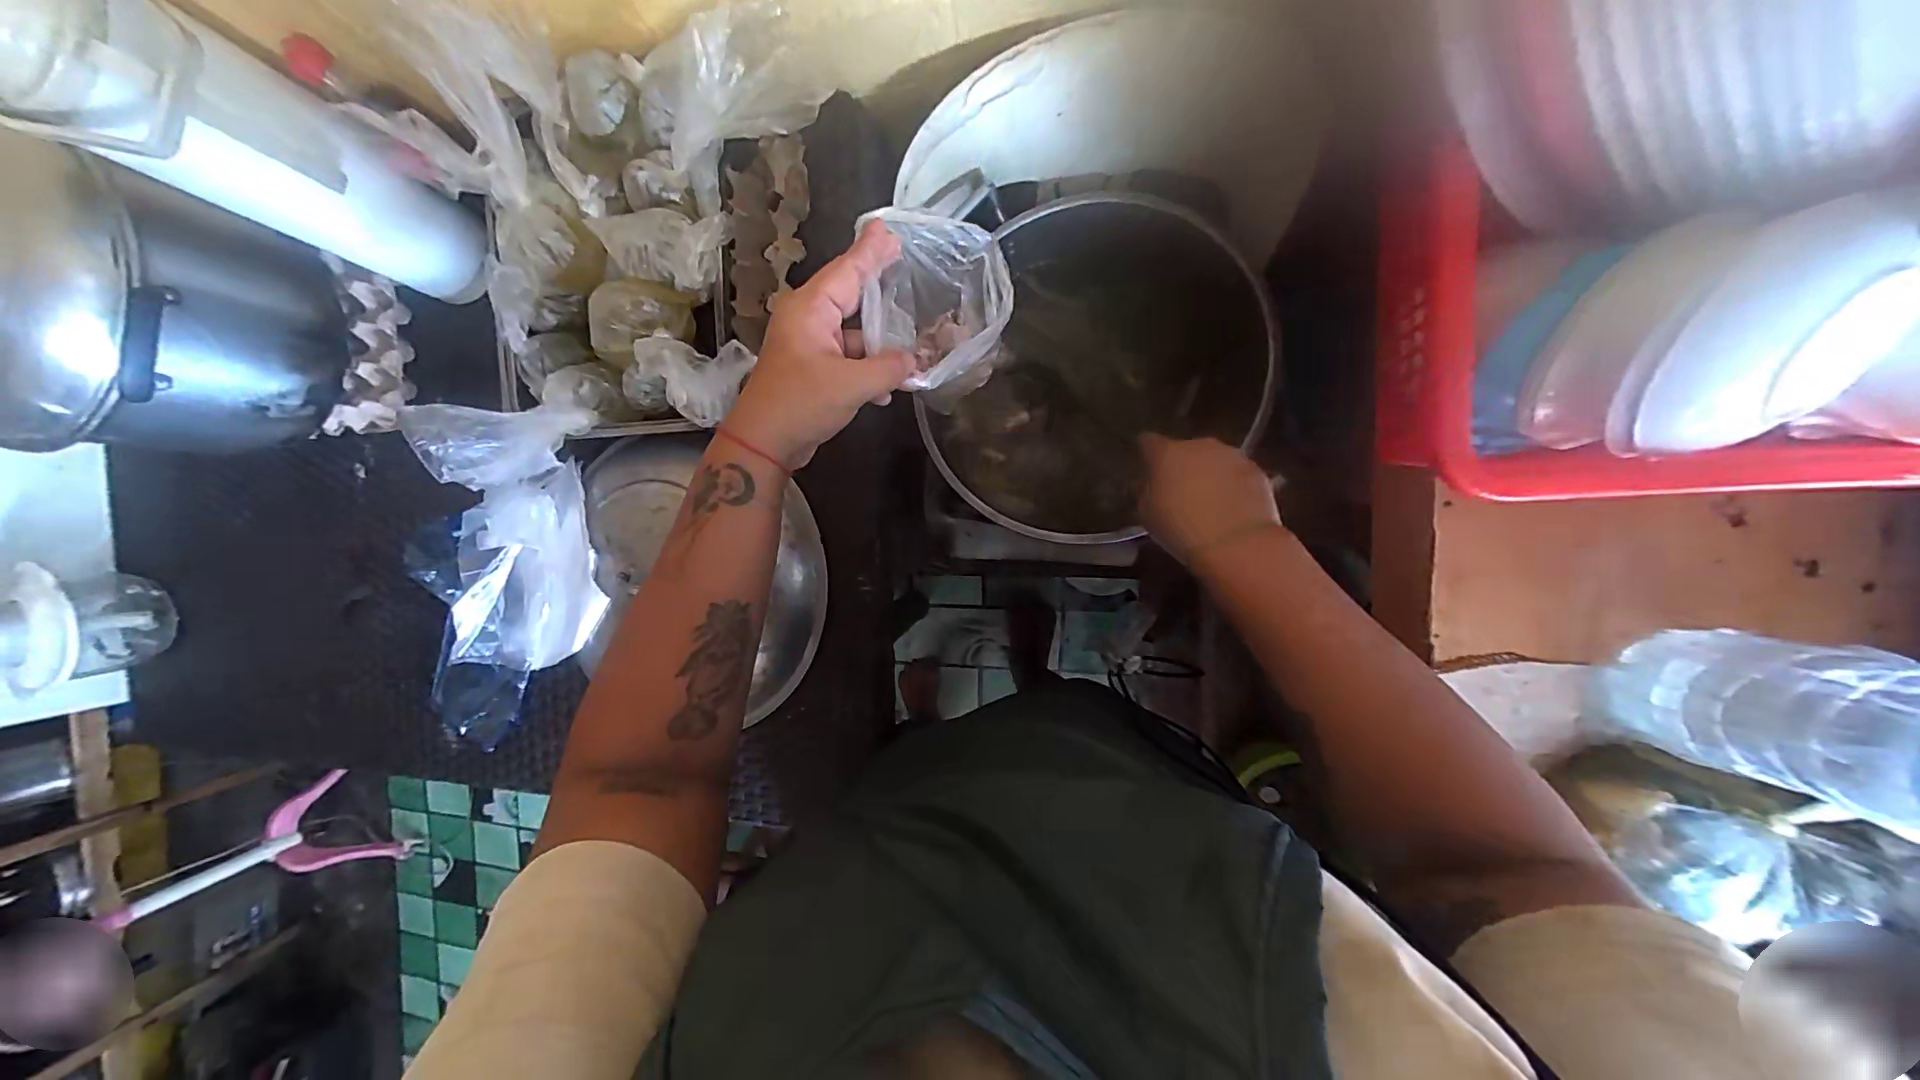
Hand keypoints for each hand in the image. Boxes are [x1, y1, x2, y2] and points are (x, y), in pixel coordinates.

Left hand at [724, 221, 916, 468]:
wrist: (764, 442)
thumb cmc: (800, 404)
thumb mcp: (851, 385)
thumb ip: (888, 369)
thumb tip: (913, 362)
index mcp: (811, 310)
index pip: (848, 271)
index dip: (871, 251)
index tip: (890, 230)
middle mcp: (809, 319)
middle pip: (852, 296)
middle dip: (880, 284)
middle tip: (904, 258)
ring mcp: (811, 345)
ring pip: (855, 334)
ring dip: (881, 345)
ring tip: (915, 345)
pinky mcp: (814, 369)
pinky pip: (849, 358)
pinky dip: (869, 369)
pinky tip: (890, 387)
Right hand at [1137, 434, 1284, 563]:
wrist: (1236, 543)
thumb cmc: (1180, 529)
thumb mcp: (1147, 514)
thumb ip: (1147, 491)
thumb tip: (1153, 484)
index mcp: (1167, 453)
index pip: (1148, 442)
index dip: (1146, 454)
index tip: (1146, 467)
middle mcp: (1199, 445)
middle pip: (1185, 450)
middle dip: (1181, 466)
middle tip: (1179, 491)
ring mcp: (1232, 455)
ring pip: (1213, 460)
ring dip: (1209, 474)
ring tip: (1208, 501)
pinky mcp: (1257, 470)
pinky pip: (1237, 474)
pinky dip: (1232, 485)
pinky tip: (1231, 508)